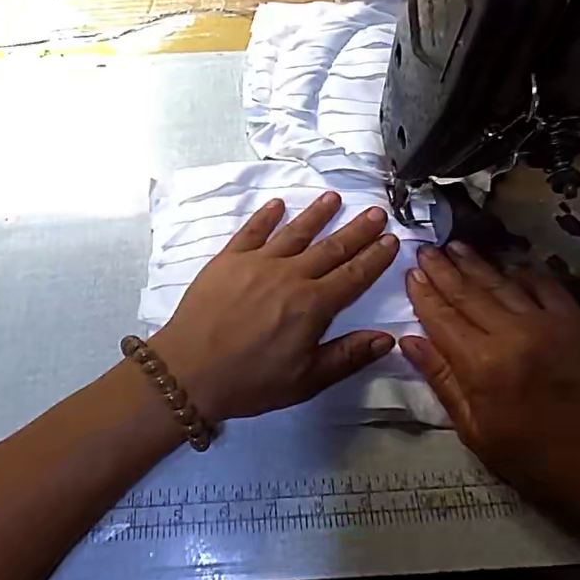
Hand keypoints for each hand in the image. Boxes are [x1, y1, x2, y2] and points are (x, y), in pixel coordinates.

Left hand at [151, 192, 400, 422]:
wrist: (188, 370)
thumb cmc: (250, 381)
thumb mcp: (306, 380)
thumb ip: (348, 356)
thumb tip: (387, 338)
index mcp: (313, 305)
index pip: (354, 276)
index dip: (375, 257)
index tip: (391, 240)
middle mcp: (291, 275)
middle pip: (331, 248)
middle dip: (357, 230)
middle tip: (376, 211)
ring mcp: (258, 263)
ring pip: (295, 232)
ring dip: (317, 214)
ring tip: (334, 198)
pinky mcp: (229, 259)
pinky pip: (252, 231)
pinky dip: (266, 216)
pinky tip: (277, 205)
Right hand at [400, 242, 579, 522]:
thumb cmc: (536, 459)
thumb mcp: (476, 432)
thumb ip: (442, 381)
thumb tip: (410, 341)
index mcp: (483, 366)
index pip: (442, 319)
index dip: (424, 295)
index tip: (410, 274)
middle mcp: (512, 334)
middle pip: (468, 293)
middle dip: (443, 270)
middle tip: (425, 250)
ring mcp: (547, 323)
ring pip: (502, 283)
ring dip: (475, 264)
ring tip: (455, 247)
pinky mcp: (575, 321)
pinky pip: (543, 285)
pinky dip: (522, 271)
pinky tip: (507, 263)